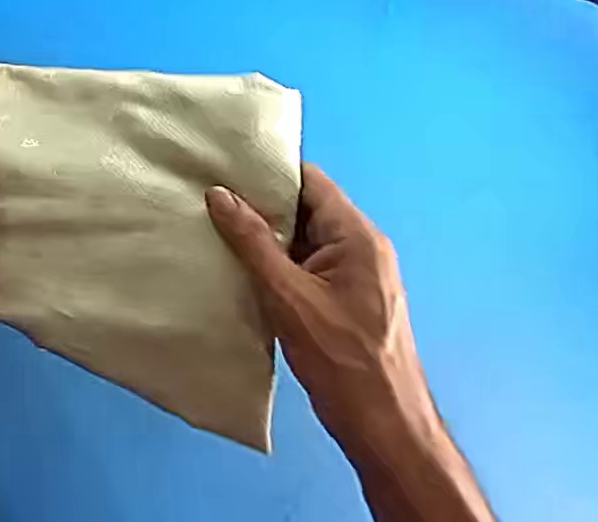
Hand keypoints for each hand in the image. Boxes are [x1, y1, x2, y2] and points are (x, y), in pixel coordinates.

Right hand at [205, 163, 437, 455]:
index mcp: (357, 237)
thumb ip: (252, 240)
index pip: (310, 181)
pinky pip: (304, 260)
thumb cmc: (342, 359)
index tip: (226, 165)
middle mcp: (361, 246)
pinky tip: (239, 258)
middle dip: (260, 200)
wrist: (387, 432)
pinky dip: (274, 256)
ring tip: (216, 220)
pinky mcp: (345, 295)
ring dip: (264, 231)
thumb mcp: (287, 294)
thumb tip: (219, 193)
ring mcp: (355, 272)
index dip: (269, 170)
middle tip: (211, 192)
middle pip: (304, 206)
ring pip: (302, 235)